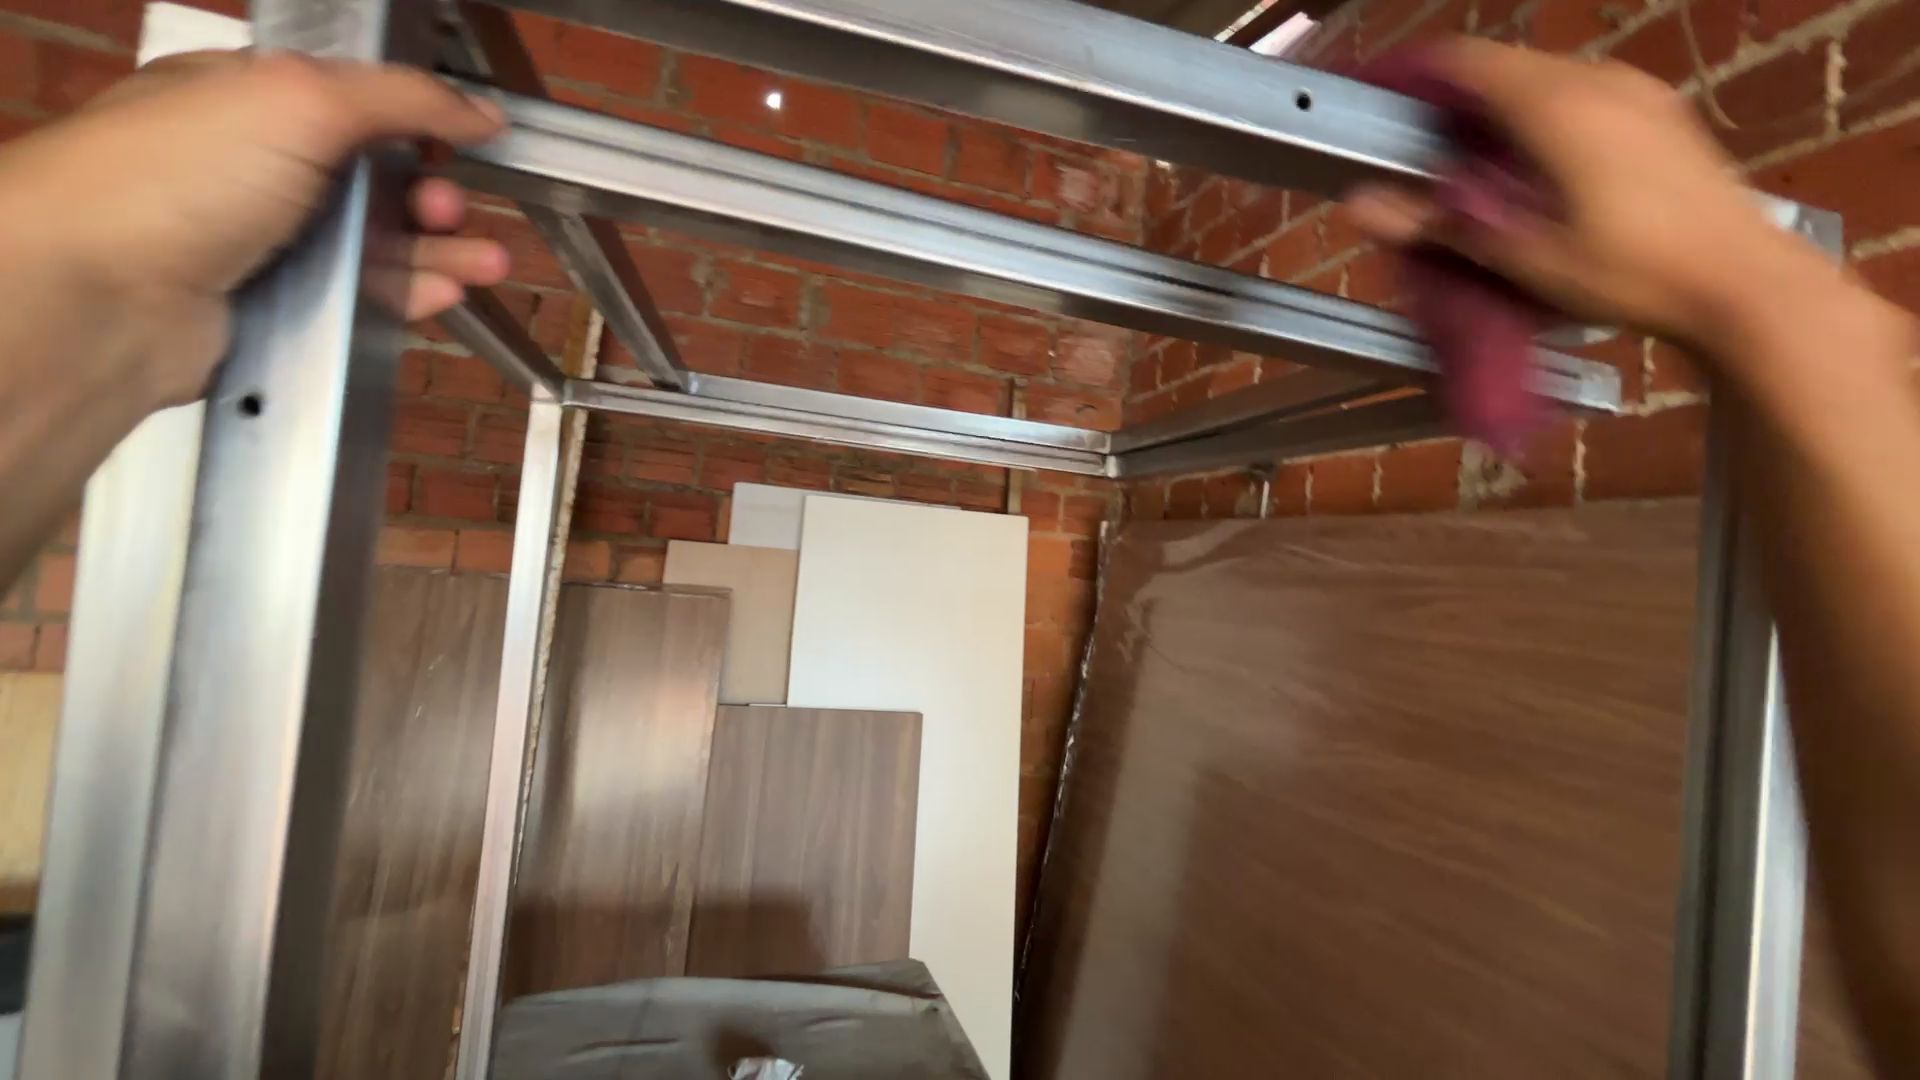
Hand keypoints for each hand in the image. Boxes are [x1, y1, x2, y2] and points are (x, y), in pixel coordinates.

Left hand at [0, 50, 511, 406]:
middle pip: (382, 182)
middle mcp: (265, 169)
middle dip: (434, 196)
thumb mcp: (299, 101)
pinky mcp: (293, 302)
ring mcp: (278, 240)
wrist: (106, 292)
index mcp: (252, 101)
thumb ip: (403, 99)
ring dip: (445, 252)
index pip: (358, 105)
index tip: (461, 143)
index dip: (416, 122)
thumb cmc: (180, 176)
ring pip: (385, 245)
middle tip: (452, 210)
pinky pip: (372, 295)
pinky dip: (414, 293)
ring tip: (489, 264)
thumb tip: (484, 112)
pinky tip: (446, 292)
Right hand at [1341, 40, 1833, 364]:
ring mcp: (1635, 92)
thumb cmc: (1625, 271)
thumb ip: (1436, 222)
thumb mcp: (1518, 254)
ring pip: (1538, 81)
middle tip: (1411, 158)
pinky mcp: (1655, 113)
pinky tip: (1524, 172)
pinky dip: (1532, 121)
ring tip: (1462, 171)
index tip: (1376, 108)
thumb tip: (1357, 204)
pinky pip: (1574, 96)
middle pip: (1501, 68)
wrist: (1738, 282)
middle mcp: (1599, 82)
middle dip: (1448, 104)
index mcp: (1560, 106)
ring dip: (1490, 115)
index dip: (1413, 77)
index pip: (1467, 61)